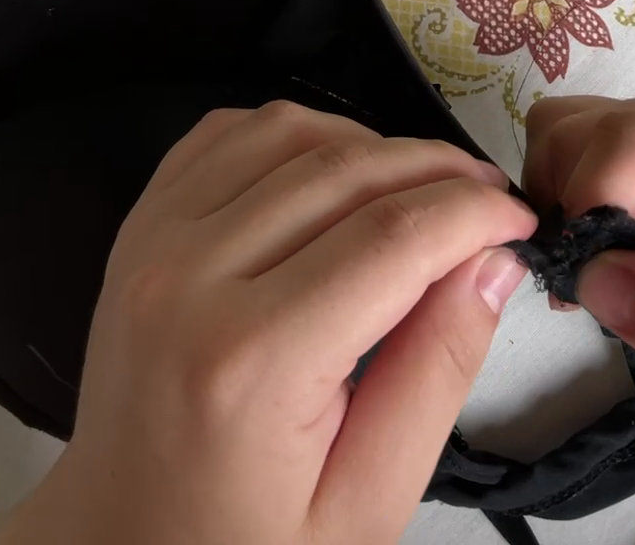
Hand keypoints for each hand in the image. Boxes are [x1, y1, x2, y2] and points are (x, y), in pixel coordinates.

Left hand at [0, 102, 535, 544]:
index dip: (473, 213)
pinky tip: (329, 168)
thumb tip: (492, 260)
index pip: (392, 239)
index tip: (517, 219)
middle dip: (436, 168)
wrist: (117, 538)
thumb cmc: (245, 542)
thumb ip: (438, 368)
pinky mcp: (139, 223)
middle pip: (343, 170)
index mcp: (250, 359)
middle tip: (484, 196)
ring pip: (286, 131)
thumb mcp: (368, 497)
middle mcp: (188, 276)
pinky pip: (225, 133)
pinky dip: (293, 132)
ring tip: (414, 185)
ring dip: (369, 141)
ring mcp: (152, 238)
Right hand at [521, 94, 634, 463]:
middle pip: (595, 125)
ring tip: (597, 276)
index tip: (587, 277)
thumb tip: (590, 277)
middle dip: (570, 199)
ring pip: (577, 137)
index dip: (595, 195)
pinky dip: (572, 215)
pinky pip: (585, 169)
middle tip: (584, 281)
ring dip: (564, 204)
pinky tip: (606, 270)